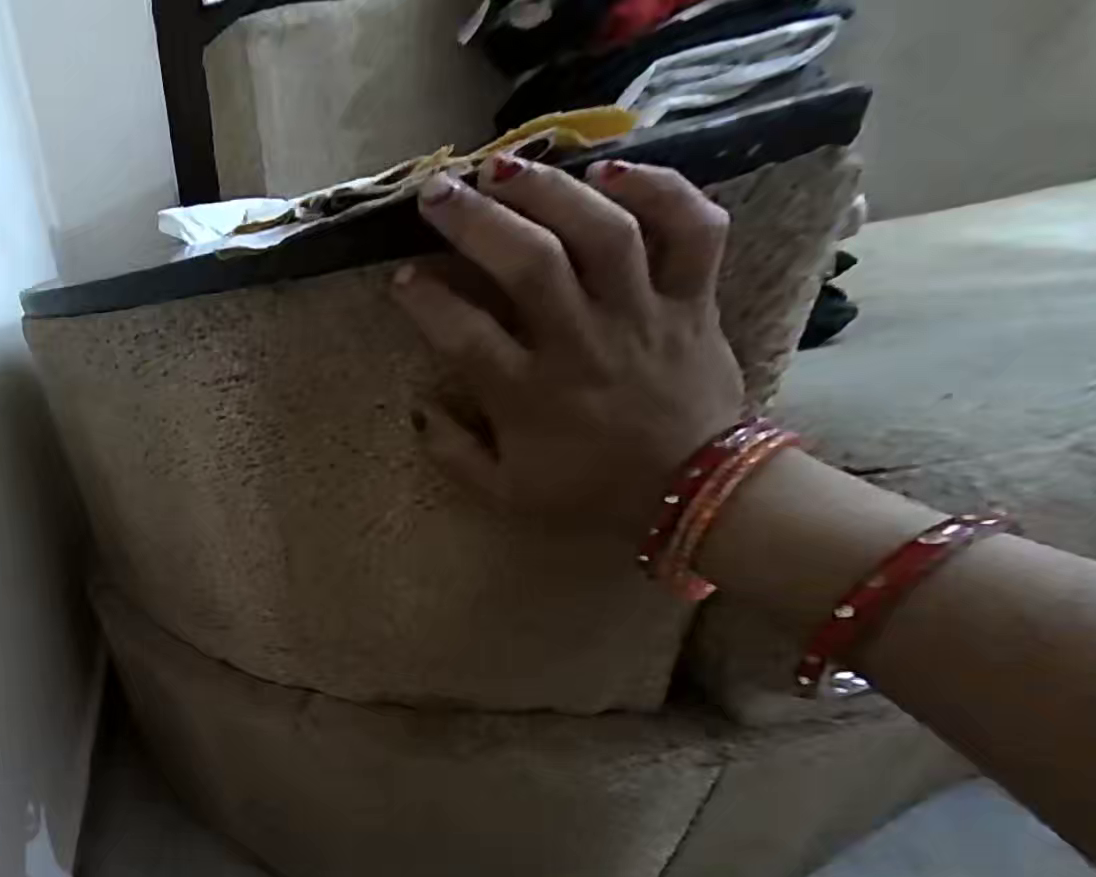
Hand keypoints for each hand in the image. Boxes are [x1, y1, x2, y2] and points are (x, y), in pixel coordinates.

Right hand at [391, 155, 744, 538]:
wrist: (693, 492)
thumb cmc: (587, 490)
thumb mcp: (501, 492)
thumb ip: (450, 453)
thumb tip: (417, 408)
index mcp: (529, 396)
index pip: (465, 334)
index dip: (427, 300)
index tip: (402, 278)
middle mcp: (581, 344)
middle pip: (529, 263)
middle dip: (476, 220)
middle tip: (437, 191)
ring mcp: (642, 316)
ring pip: (603, 233)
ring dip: (551, 190)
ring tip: (507, 165)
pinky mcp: (693, 301)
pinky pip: (693, 230)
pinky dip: (663, 190)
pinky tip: (614, 171)